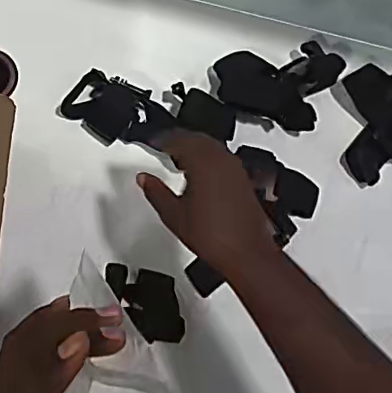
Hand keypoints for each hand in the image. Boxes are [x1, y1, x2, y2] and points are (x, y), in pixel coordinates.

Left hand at [0, 298, 125, 392]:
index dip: (55, 364)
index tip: (88, 341)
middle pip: (20, 359)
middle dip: (65, 330)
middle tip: (110, 323)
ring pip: (13, 354)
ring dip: (53, 329)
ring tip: (92, 318)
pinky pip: (11, 364)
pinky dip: (37, 340)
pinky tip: (56, 336)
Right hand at [138, 131, 279, 279]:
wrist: (247, 255)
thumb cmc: (217, 237)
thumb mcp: (173, 214)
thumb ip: (155, 191)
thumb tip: (144, 179)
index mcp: (203, 162)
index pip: (177, 139)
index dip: (160, 139)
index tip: (151, 142)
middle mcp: (222, 161)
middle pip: (195, 138)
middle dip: (176, 140)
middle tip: (161, 146)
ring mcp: (235, 169)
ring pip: (210, 146)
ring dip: (193, 147)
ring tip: (177, 159)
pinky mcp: (243, 179)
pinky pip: (222, 158)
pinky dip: (207, 158)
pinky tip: (199, 173)